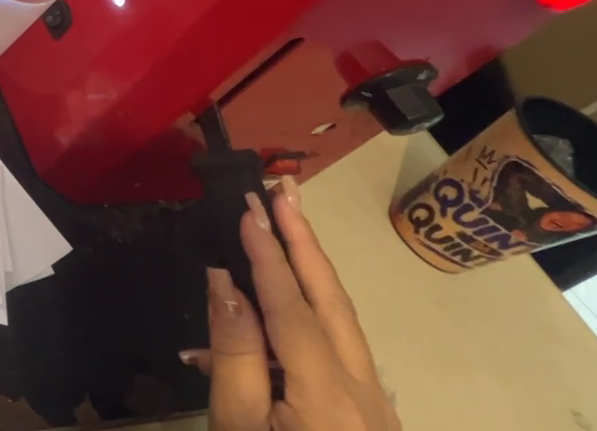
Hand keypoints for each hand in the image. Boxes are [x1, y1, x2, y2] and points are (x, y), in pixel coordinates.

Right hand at [192, 177, 400, 430]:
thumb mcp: (234, 429)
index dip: (266, 252)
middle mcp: (363, 395)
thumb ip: (234, 354)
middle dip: (306, 241)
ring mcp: (373, 410)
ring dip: (312, 269)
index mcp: (325, 396)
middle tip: (285, 188)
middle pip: (332, 301)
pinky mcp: (368, 422)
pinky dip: (305, 316)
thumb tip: (223, 281)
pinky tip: (265, 315)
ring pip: (342, 323)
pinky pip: (336, 354)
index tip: (248, 205)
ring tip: (286, 224)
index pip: (289, 304)